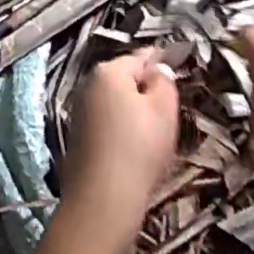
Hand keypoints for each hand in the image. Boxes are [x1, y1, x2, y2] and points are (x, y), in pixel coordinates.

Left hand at [63, 48, 178, 233]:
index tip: (176, 65)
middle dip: (144, 85)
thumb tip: (158, 69)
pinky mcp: (76, 132)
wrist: (103, 196)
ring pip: (113, 98)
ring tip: (154, 126)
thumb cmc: (139, 147)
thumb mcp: (164, 110)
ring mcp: (78, 107)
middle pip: (123, 77)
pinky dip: (119, 123)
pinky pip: (104, 118)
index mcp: (108, 71)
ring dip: (131, 106)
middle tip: (169, 104)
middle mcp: (88, 83)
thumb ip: (164, 82)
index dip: (160, 61)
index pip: (140, 57)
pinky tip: (132, 143)